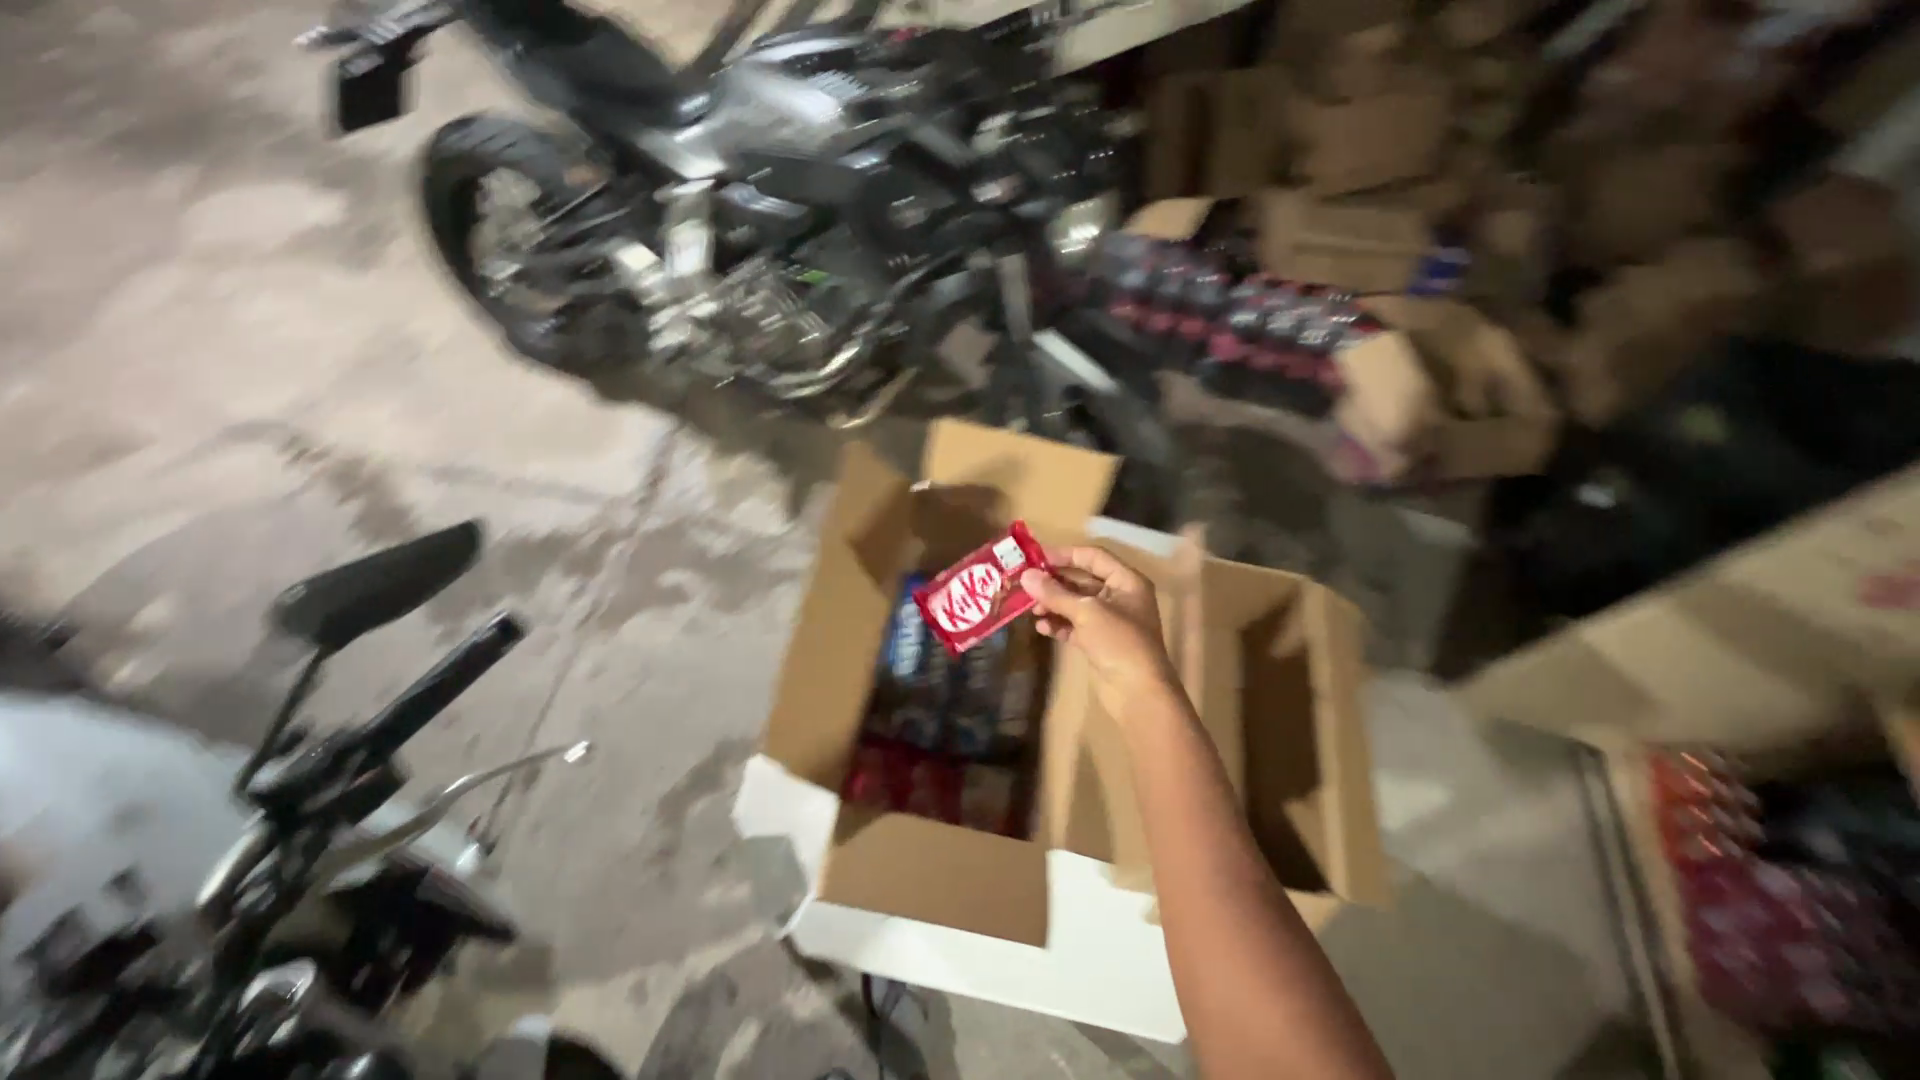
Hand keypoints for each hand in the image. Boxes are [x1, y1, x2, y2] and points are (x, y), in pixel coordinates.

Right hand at [1019, 546, 1180, 720]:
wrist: (1138, 691)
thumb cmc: (1119, 642)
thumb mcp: (1086, 612)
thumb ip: (1055, 593)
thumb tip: (1026, 576)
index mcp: (1127, 581)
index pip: (1093, 557)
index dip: (1065, 554)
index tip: (1036, 558)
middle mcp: (1120, 597)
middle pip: (1082, 580)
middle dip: (1055, 583)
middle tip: (1026, 584)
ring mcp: (1110, 621)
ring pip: (1076, 604)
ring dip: (1054, 605)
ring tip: (1031, 609)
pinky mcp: (1100, 642)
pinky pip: (1076, 626)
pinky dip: (1059, 624)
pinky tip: (1042, 627)